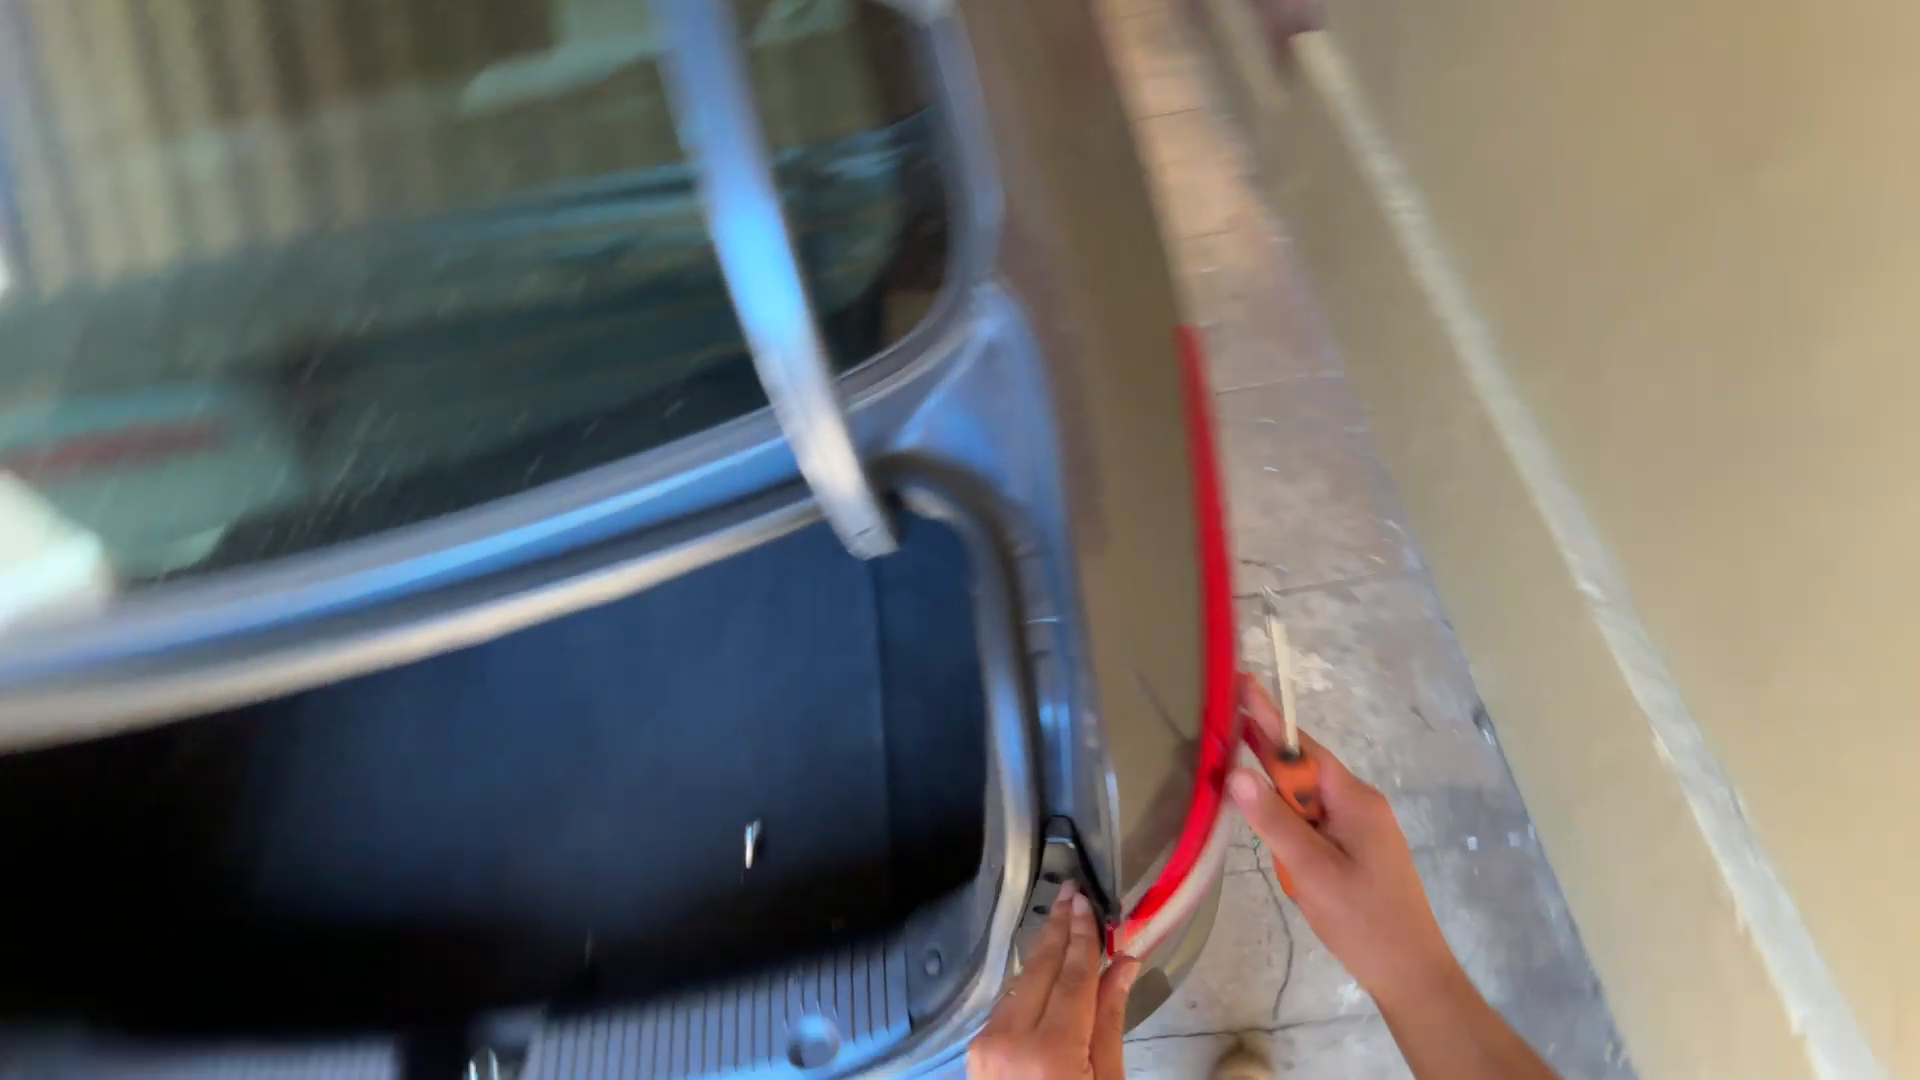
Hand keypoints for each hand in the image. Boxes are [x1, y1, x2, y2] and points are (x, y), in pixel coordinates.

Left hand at [968, 882, 1140, 1079]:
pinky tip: (1045, 964)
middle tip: (1071, 891)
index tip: (1086, 900)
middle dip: (1058, 927)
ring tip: (1062, 916)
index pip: (1073, 977)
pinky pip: (1008, 1003)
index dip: (1083, 936)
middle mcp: (1010, 1039)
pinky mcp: (976, 1049)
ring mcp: (987, 1043)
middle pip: (1040, 969)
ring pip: (1022, 981)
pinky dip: (1030, 982)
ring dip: (1043, 950)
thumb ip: (1109, 1021)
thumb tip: (1123, 962)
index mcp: (1051, 1051)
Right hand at [1228, 681, 1459, 1004]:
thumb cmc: (1366, 922)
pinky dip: (1285, 824)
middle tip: (1220, 727)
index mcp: (1354, 800)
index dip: (1267, 716)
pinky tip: (1270, 837)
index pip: (1300, 748)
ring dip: (1274, 804)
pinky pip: (1309, 822)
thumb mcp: (1313, 871)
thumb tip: (1236, 773)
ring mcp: (1355, 827)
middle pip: (1299, 769)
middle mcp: (1356, 804)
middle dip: (1261, 757)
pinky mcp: (1350, 848)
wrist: (1414, 979)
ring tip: (1240, 797)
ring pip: (1301, 799)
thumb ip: (1273, 821)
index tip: (1241, 682)